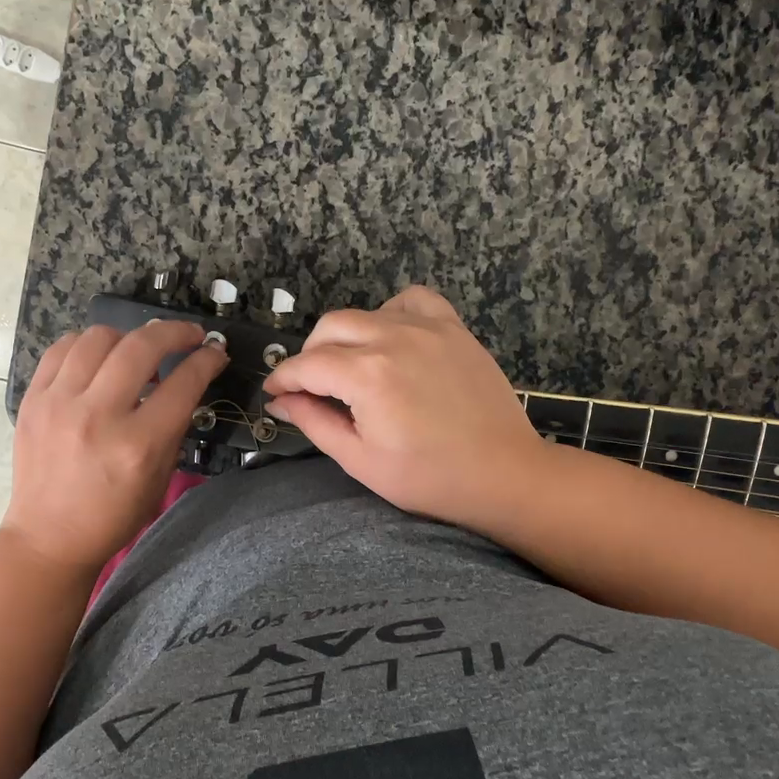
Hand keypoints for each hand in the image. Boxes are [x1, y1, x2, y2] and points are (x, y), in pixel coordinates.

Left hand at [5, 321, 226, 570]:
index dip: (207, 360)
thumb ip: (175, 426)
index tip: (215, 352)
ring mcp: (59, 404)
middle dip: (175, 332)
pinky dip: (88, 344)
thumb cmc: (113, 515)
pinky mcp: (32, 400)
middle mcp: (98, 416)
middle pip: (141, 346)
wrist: (48, 537)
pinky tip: (100, 357)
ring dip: (128, 337)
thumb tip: (188, 379)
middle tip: (189, 335)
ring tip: (138, 350)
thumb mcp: (160, 477)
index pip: (182, 383)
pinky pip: (62, 349)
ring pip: (99, 337)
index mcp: (137, 445)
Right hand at [262, 286, 546, 530]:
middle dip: (310, 355)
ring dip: (346, 336)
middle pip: (329, 328)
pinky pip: (412, 300)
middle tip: (312, 387)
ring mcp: (427, 328)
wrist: (504, 473)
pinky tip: (392, 337)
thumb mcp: (361, 460)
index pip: (306, 364)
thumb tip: (281, 401)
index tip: (274, 392)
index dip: (283, 378)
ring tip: (351, 367)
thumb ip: (315, 422)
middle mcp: (392, 339)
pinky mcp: (453, 328)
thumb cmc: (430, 477)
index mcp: (366, 375)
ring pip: (365, 313)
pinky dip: (392, 312)